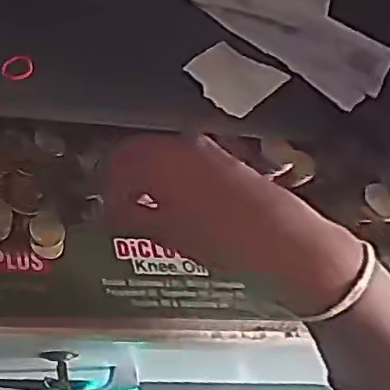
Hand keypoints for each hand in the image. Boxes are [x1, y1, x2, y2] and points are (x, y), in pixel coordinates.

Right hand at [102, 133, 363, 315]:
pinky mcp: (226, 159)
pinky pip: (184, 159)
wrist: (286, 244)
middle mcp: (184, 145)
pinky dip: (169, 175)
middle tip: (114, 203)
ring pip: (160, 152)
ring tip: (141, 205)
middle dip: (121, 175)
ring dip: (145, 174)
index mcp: (162, 160)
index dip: (105, 186)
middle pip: (136, 149)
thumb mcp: (167, 234)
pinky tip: (171, 203)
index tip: (103, 206)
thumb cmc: (226, 240)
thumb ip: (132, 216)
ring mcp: (208, 149)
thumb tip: (113, 212)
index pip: (116, 161)